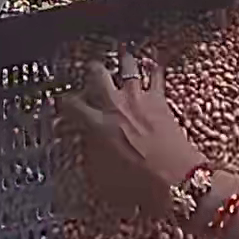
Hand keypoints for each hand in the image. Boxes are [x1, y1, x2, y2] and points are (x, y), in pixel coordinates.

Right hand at [60, 46, 205, 214]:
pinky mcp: (159, 98)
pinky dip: (153, 66)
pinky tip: (153, 61)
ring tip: (121, 55)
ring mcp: (138, 97)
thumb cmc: (141, 182)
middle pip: (98, 73)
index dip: (64, 101)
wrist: (175, 177)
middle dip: (92, 68)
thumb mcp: (106, 173)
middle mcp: (116, 105)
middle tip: (91, 68)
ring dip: (123, 61)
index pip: (72, 105)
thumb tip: (89, 144)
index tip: (63, 100)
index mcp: (99, 125)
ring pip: (127, 65)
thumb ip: (94, 153)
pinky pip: (156, 73)